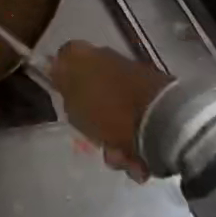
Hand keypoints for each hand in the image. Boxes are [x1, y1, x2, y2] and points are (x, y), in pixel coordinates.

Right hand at [49, 41, 172, 181]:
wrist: (162, 119)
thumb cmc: (108, 109)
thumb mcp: (73, 99)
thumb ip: (60, 80)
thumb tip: (53, 65)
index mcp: (85, 55)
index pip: (64, 58)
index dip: (62, 80)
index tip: (65, 102)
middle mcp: (108, 61)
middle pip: (90, 94)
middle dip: (93, 125)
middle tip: (96, 142)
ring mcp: (132, 79)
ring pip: (113, 115)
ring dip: (115, 143)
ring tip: (122, 159)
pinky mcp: (154, 97)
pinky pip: (134, 123)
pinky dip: (135, 144)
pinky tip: (138, 162)